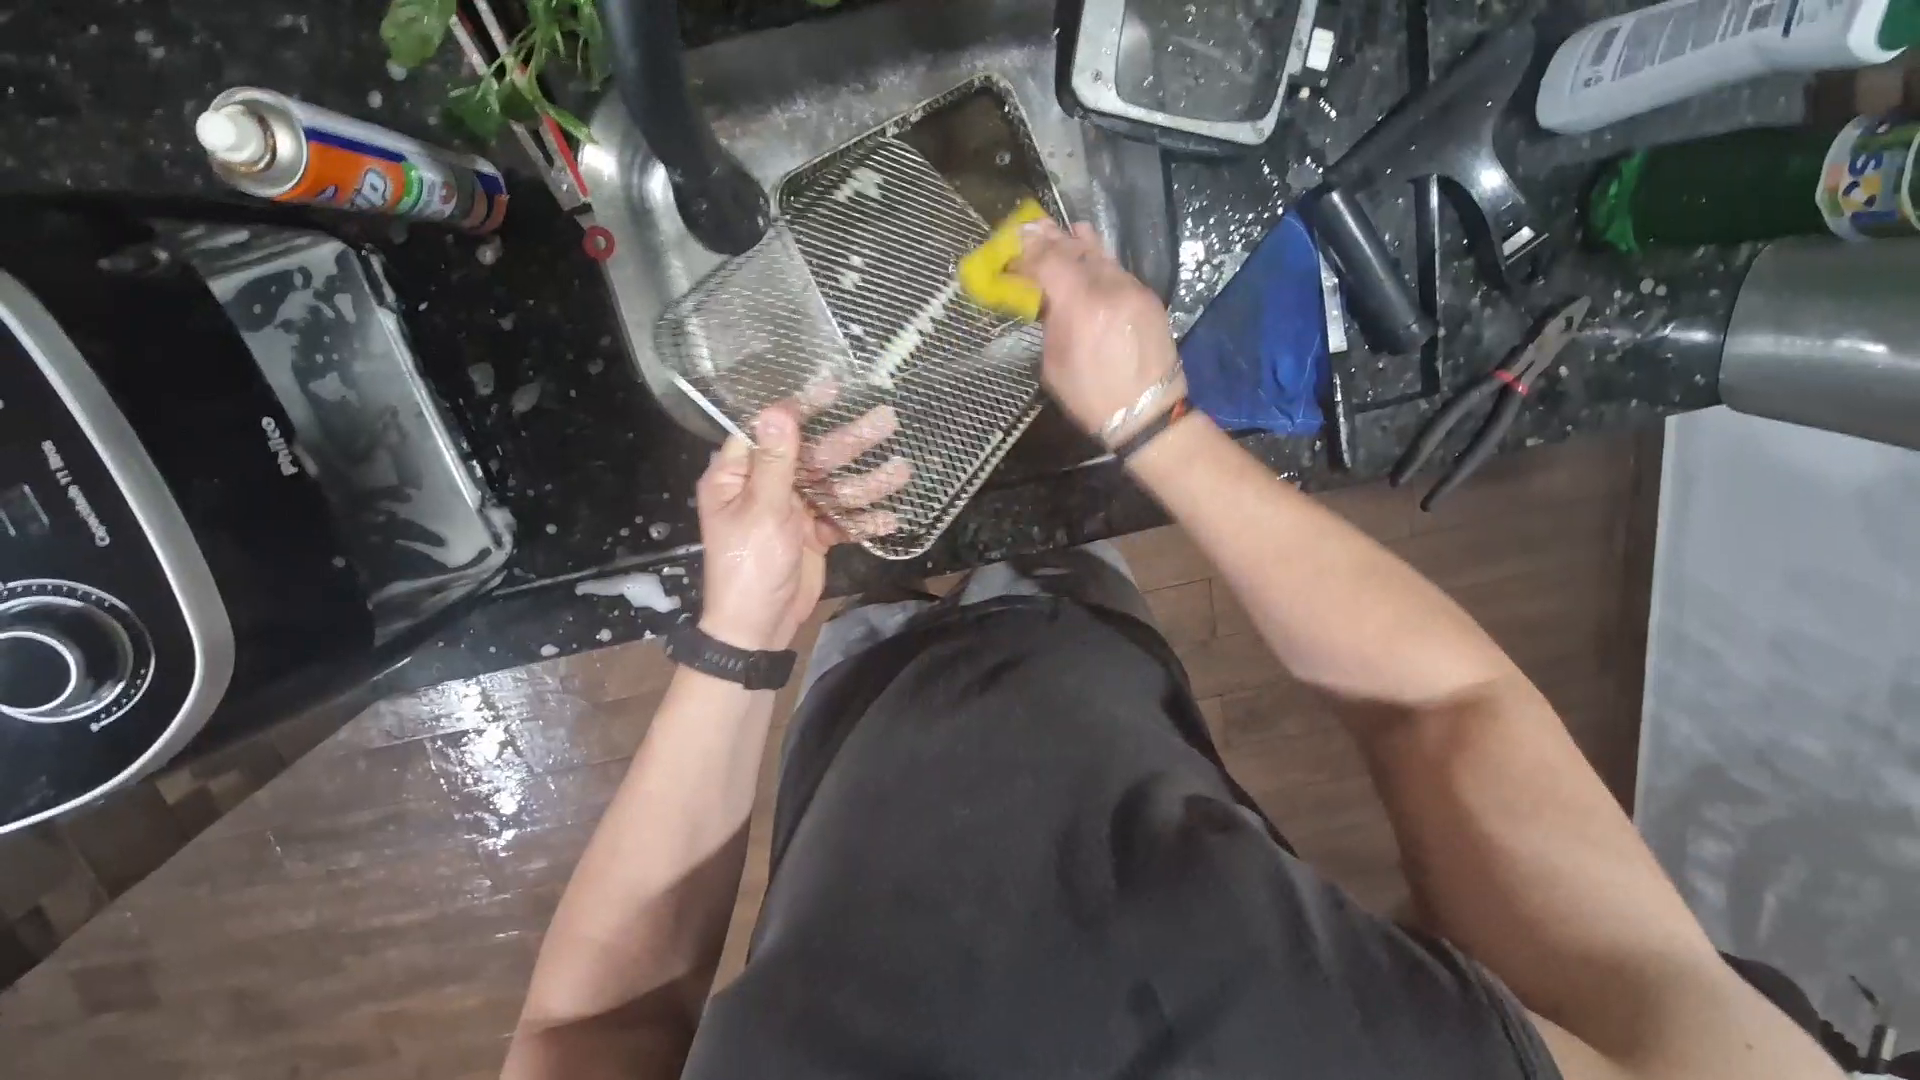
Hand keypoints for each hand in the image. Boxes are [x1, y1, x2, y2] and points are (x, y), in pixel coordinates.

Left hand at [695, 402, 905, 652]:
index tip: (832, 388)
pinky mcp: (811, 536)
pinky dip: (863, 520)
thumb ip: (775, 462)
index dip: (801, 409)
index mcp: (737, 476)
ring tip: (903, 471)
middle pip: (811, 456)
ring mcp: (790, 512)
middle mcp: (764, 487)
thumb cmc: (749, 566)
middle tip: (886, 421)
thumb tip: (778, 409)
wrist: (758, 628)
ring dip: (866, 481)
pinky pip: (840, 520)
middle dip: (849, 443)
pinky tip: (892, 516)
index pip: (770, 431)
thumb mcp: (762, 511)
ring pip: (832, 487)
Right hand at [1015, 220, 1184, 444]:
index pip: (1048, 261)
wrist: (1148, 414)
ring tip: (1058, 231)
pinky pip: (1117, 268)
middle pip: (1074, 249)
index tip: (1010, 256)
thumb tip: (1045, 299)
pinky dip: (1097, 258)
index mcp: (1081, 308)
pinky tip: (1087, 250)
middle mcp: (1109, 288)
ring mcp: (1132, 289)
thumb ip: (1049, 323)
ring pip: (1099, 254)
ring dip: (1075, 243)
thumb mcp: (1054, 365)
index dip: (1026, 254)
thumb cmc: (1092, 398)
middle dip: (1049, 239)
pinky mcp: (1147, 296)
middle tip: (1029, 229)